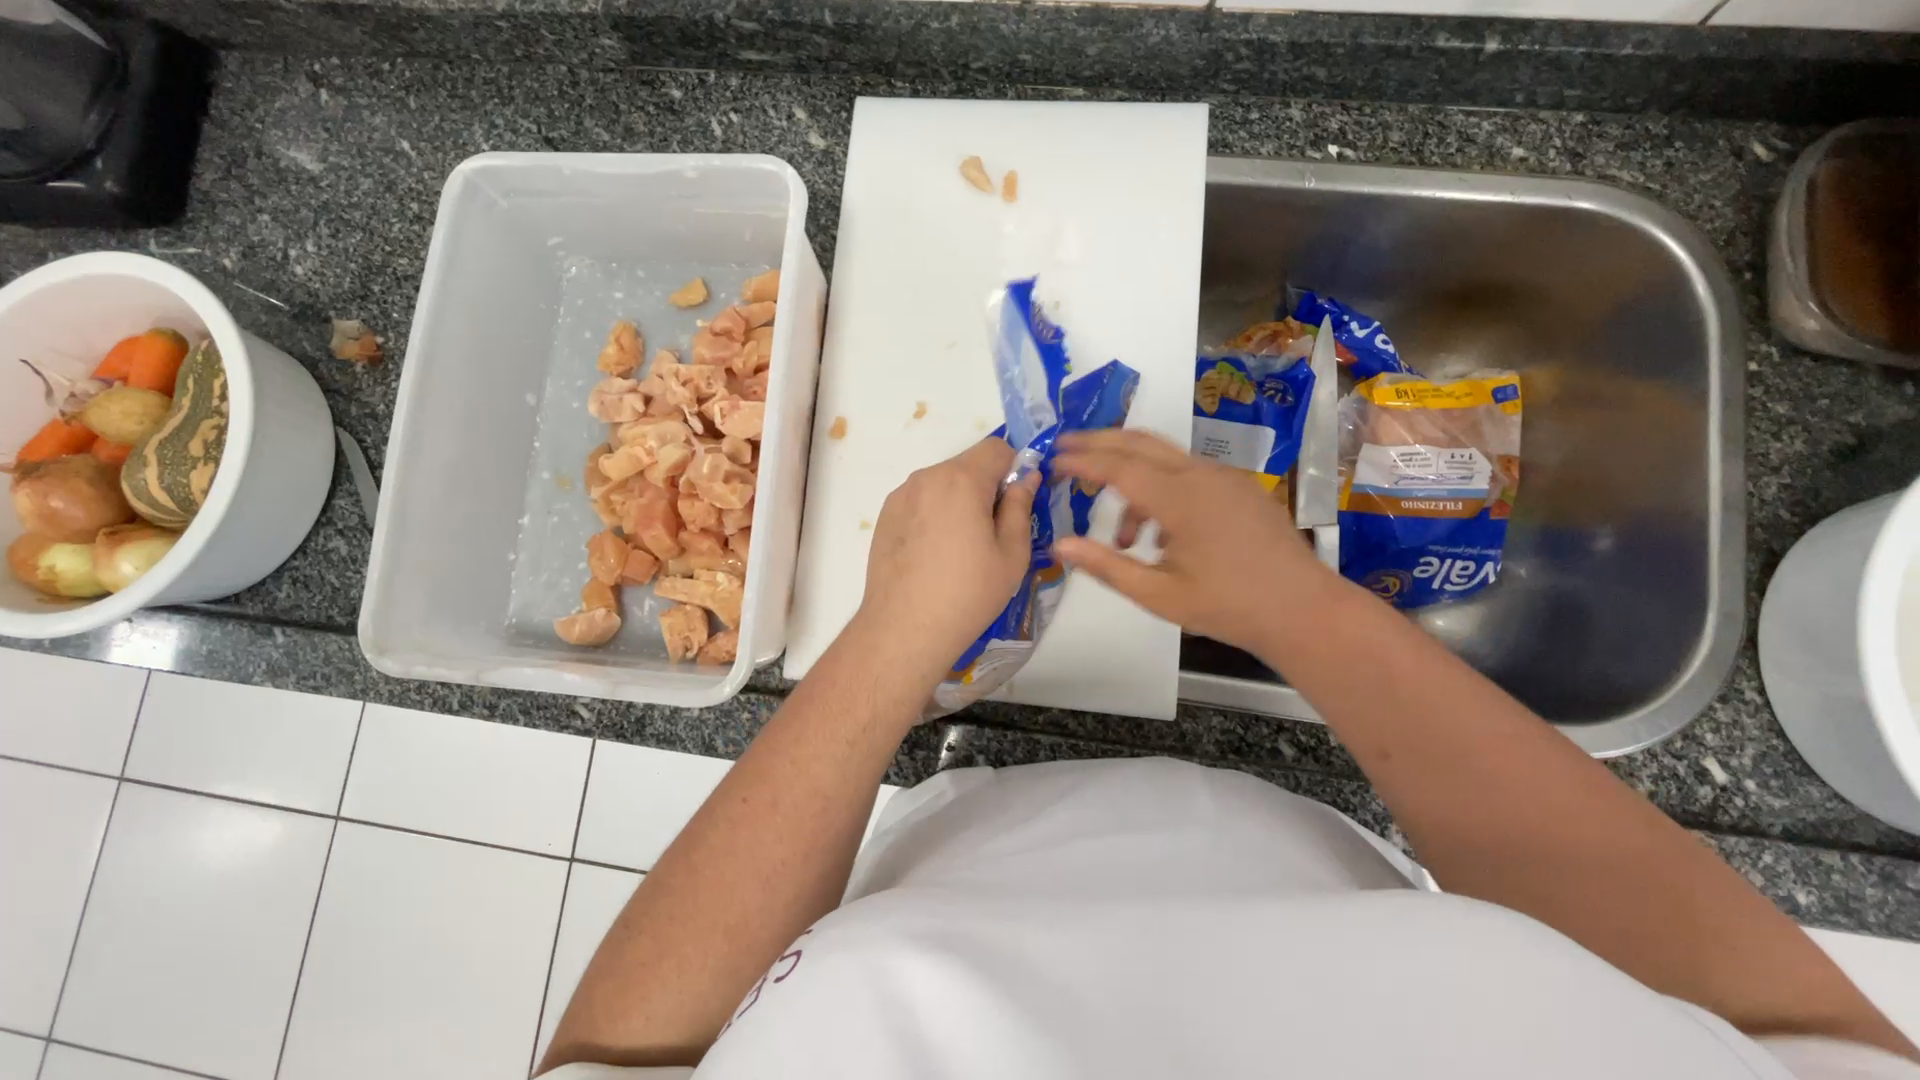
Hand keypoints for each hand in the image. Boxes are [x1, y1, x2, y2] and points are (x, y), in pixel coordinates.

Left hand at [852, 437, 1039, 679]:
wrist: (904, 629)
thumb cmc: (967, 593)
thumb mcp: (1011, 553)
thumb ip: (1020, 506)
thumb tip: (1026, 477)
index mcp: (960, 480)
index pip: (997, 448)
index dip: (1014, 469)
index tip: (1018, 503)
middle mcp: (926, 478)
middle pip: (967, 465)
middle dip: (986, 488)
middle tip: (993, 534)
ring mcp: (900, 496)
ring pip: (943, 484)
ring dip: (959, 502)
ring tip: (961, 550)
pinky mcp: (885, 517)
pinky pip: (921, 502)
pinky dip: (935, 515)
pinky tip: (935, 555)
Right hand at [1051, 429, 1330, 652]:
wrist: (1302, 610)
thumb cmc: (1227, 607)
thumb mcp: (1157, 594)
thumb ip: (1106, 565)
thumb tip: (1059, 545)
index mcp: (1180, 498)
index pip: (1118, 466)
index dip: (1081, 460)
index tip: (1051, 458)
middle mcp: (1202, 475)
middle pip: (1140, 443)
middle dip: (1099, 443)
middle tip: (1065, 450)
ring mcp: (1225, 479)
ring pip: (1165, 461)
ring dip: (1133, 481)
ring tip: (1121, 538)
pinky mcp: (1240, 489)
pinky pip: (1189, 475)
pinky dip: (1162, 491)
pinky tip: (1161, 539)